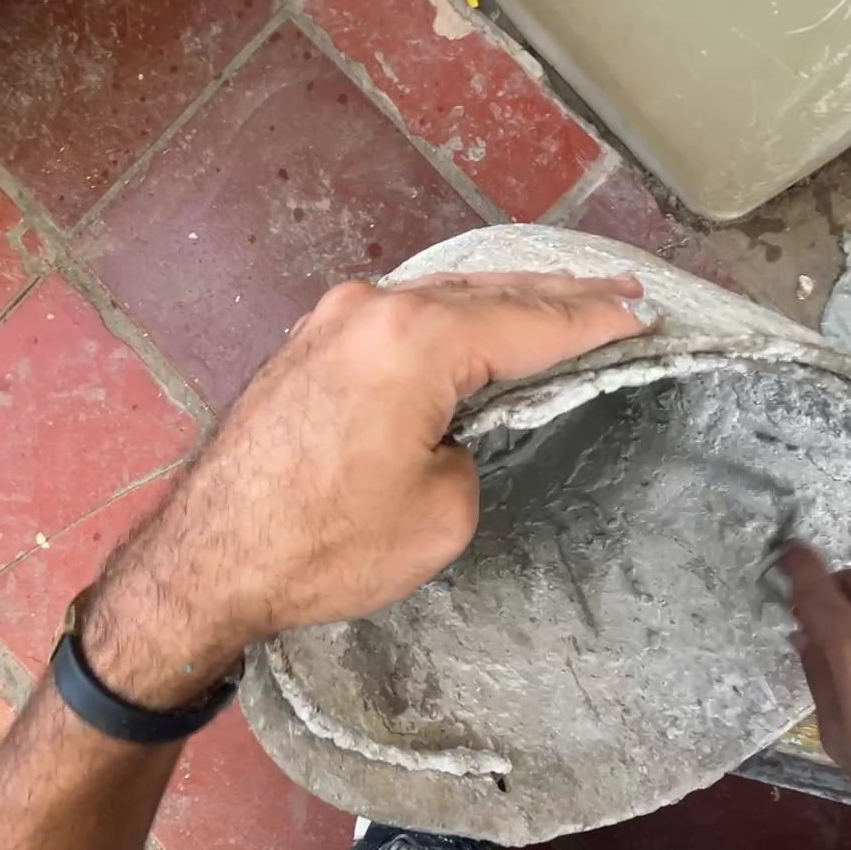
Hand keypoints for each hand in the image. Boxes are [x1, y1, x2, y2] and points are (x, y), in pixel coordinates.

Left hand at [87, 271, 644, 705]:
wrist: (206, 560)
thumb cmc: (321, 546)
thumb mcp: (439, 514)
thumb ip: (468, 452)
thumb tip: (448, 431)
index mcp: (412, 340)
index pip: (530, 323)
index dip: (595, 322)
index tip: (644, 317)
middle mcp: (371, 309)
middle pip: (488, 293)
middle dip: (560, 293)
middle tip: (620, 289)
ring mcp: (332, 321)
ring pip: (441, 298)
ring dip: (503, 301)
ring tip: (561, 298)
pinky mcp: (309, 344)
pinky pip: (400, 318)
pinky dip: (449, 320)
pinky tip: (474, 323)